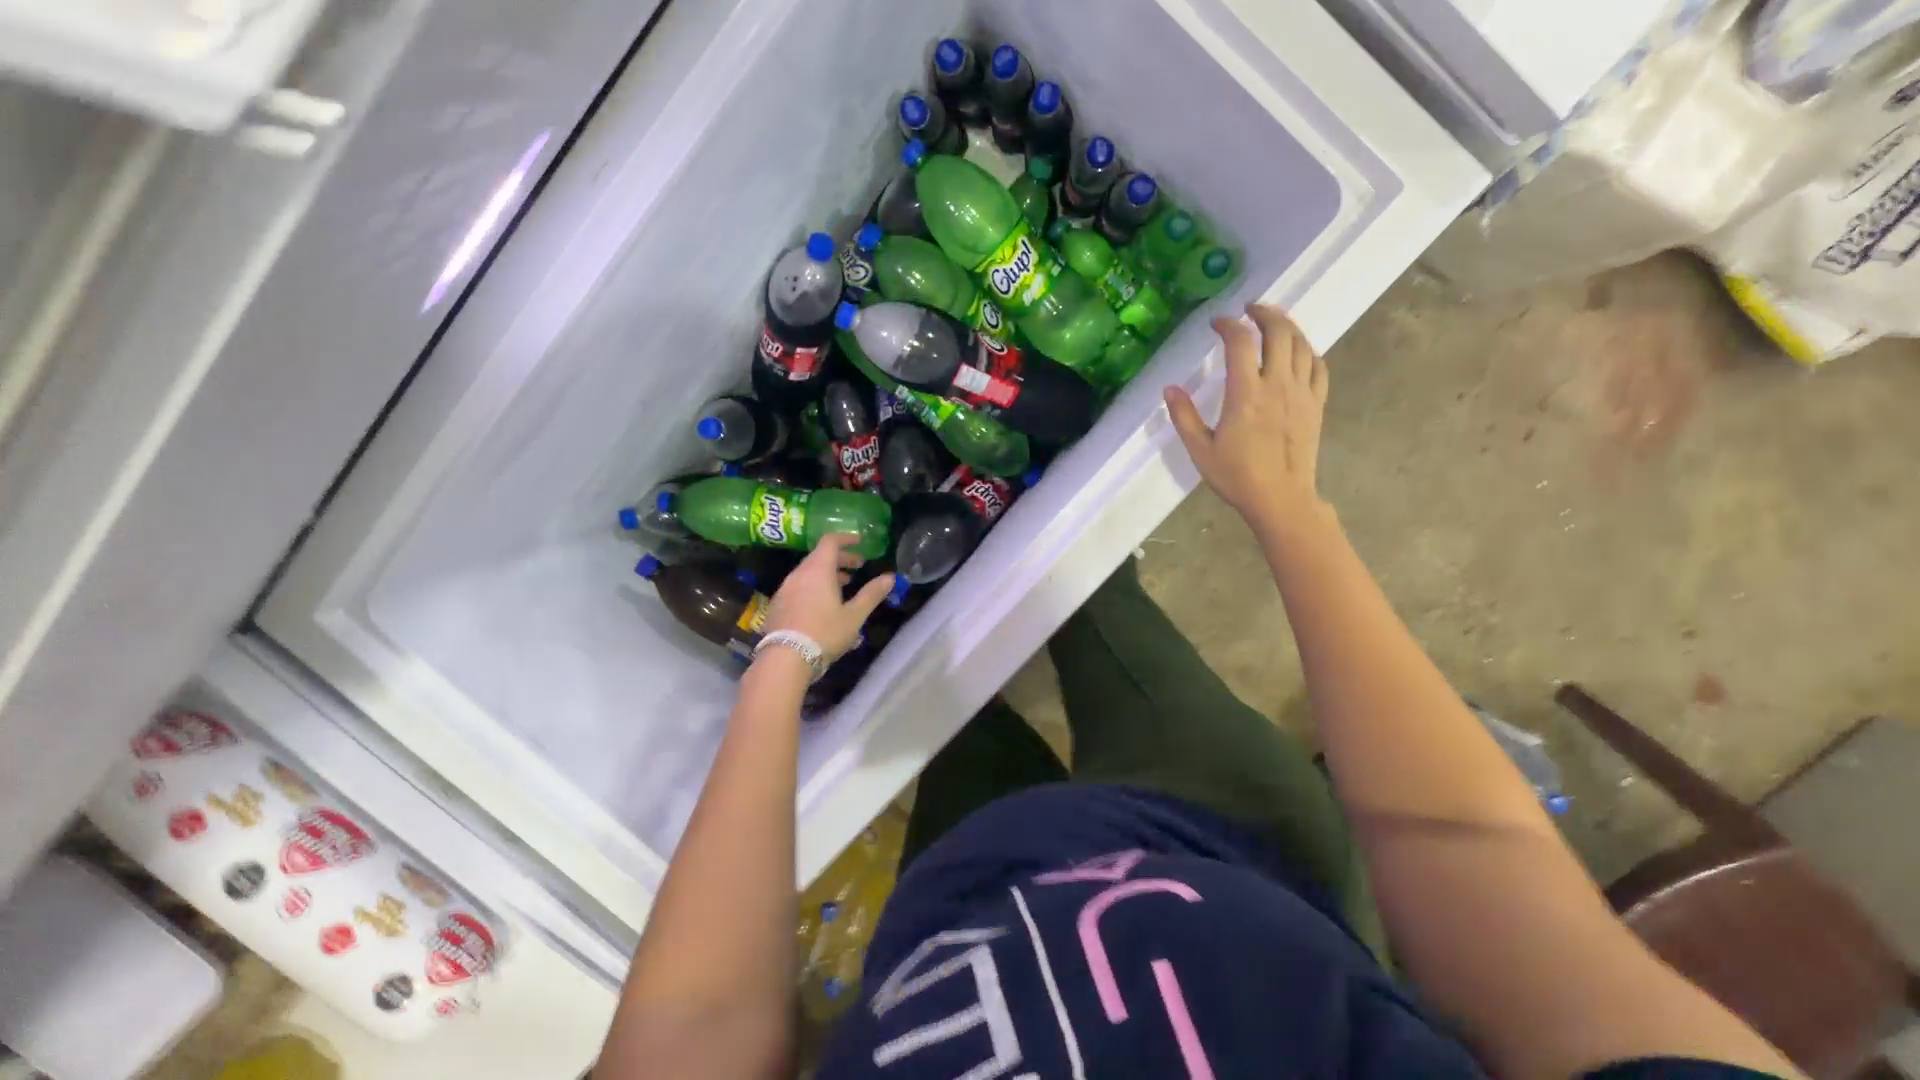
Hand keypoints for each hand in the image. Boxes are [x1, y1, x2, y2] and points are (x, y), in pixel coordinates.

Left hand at [761, 534, 894, 660]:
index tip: (859, 542)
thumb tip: (890, 577)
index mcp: (818, 570)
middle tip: (856, 568)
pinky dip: (812, 587)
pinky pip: (798, 587)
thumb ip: (871, 594)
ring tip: (841, 587)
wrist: (785, 658)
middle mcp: (799, 574)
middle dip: (839, 559)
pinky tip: (821, 605)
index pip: (830, 541)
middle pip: (819, 556)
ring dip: (826, 574)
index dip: (846, 538)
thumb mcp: (854, 616)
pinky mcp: (777, 605)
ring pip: (807, 572)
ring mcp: (785, 589)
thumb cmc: (824, 633)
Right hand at [1164, 304, 1328, 528]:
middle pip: (1279, 331)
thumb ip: (1184, 416)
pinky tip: (1298, 353)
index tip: (1217, 323)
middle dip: (1264, 313)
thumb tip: (1170, 389)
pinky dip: (1308, 351)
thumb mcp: (1200, 450)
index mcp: (1245, 393)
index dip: (1228, 324)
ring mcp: (1301, 393)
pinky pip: (1318, 366)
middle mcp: (1276, 384)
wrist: (1281, 499)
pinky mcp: (1316, 404)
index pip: (1240, 341)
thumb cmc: (1237, 477)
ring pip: (1301, 344)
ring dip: (1287, 326)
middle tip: (1250, 310)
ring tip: (1273, 323)